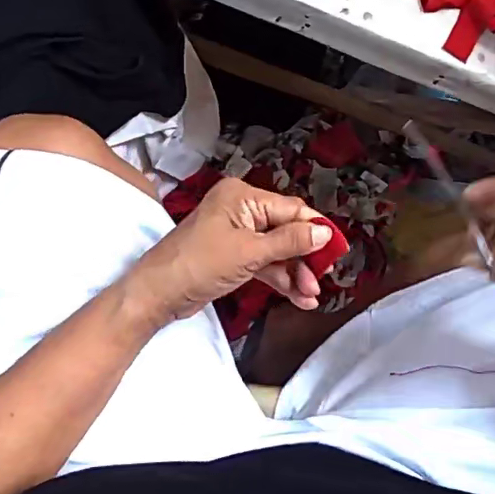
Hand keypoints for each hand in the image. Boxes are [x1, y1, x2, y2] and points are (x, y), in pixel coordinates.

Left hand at [121, 178, 332, 326]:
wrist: (158, 294)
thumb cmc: (198, 264)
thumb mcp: (249, 253)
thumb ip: (289, 242)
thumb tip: (323, 232)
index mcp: (242, 196)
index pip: (290, 210)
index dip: (316, 231)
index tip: (336, 252)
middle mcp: (240, 209)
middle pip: (286, 230)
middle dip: (305, 257)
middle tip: (321, 279)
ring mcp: (236, 234)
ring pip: (277, 250)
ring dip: (295, 272)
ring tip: (310, 295)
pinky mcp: (232, 256)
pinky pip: (264, 263)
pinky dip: (279, 278)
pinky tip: (298, 297)